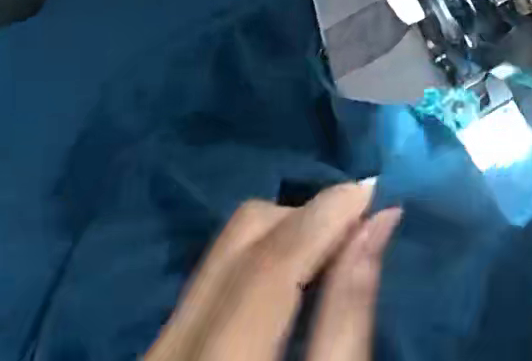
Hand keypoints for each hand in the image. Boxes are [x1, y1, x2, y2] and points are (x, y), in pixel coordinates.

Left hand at [144, 182, 402, 360]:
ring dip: (285, 236)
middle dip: (305, 217)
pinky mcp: (156, 354)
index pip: (271, 261)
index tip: (375, 188)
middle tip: (359, 224)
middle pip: (242, 235)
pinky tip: (293, 284)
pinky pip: (212, 278)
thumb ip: (348, 316)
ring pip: (224, 250)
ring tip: (333, 249)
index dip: (326, 213)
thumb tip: (378, 221)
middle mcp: (169, 348)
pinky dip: (259, 265)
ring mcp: (154, 351)